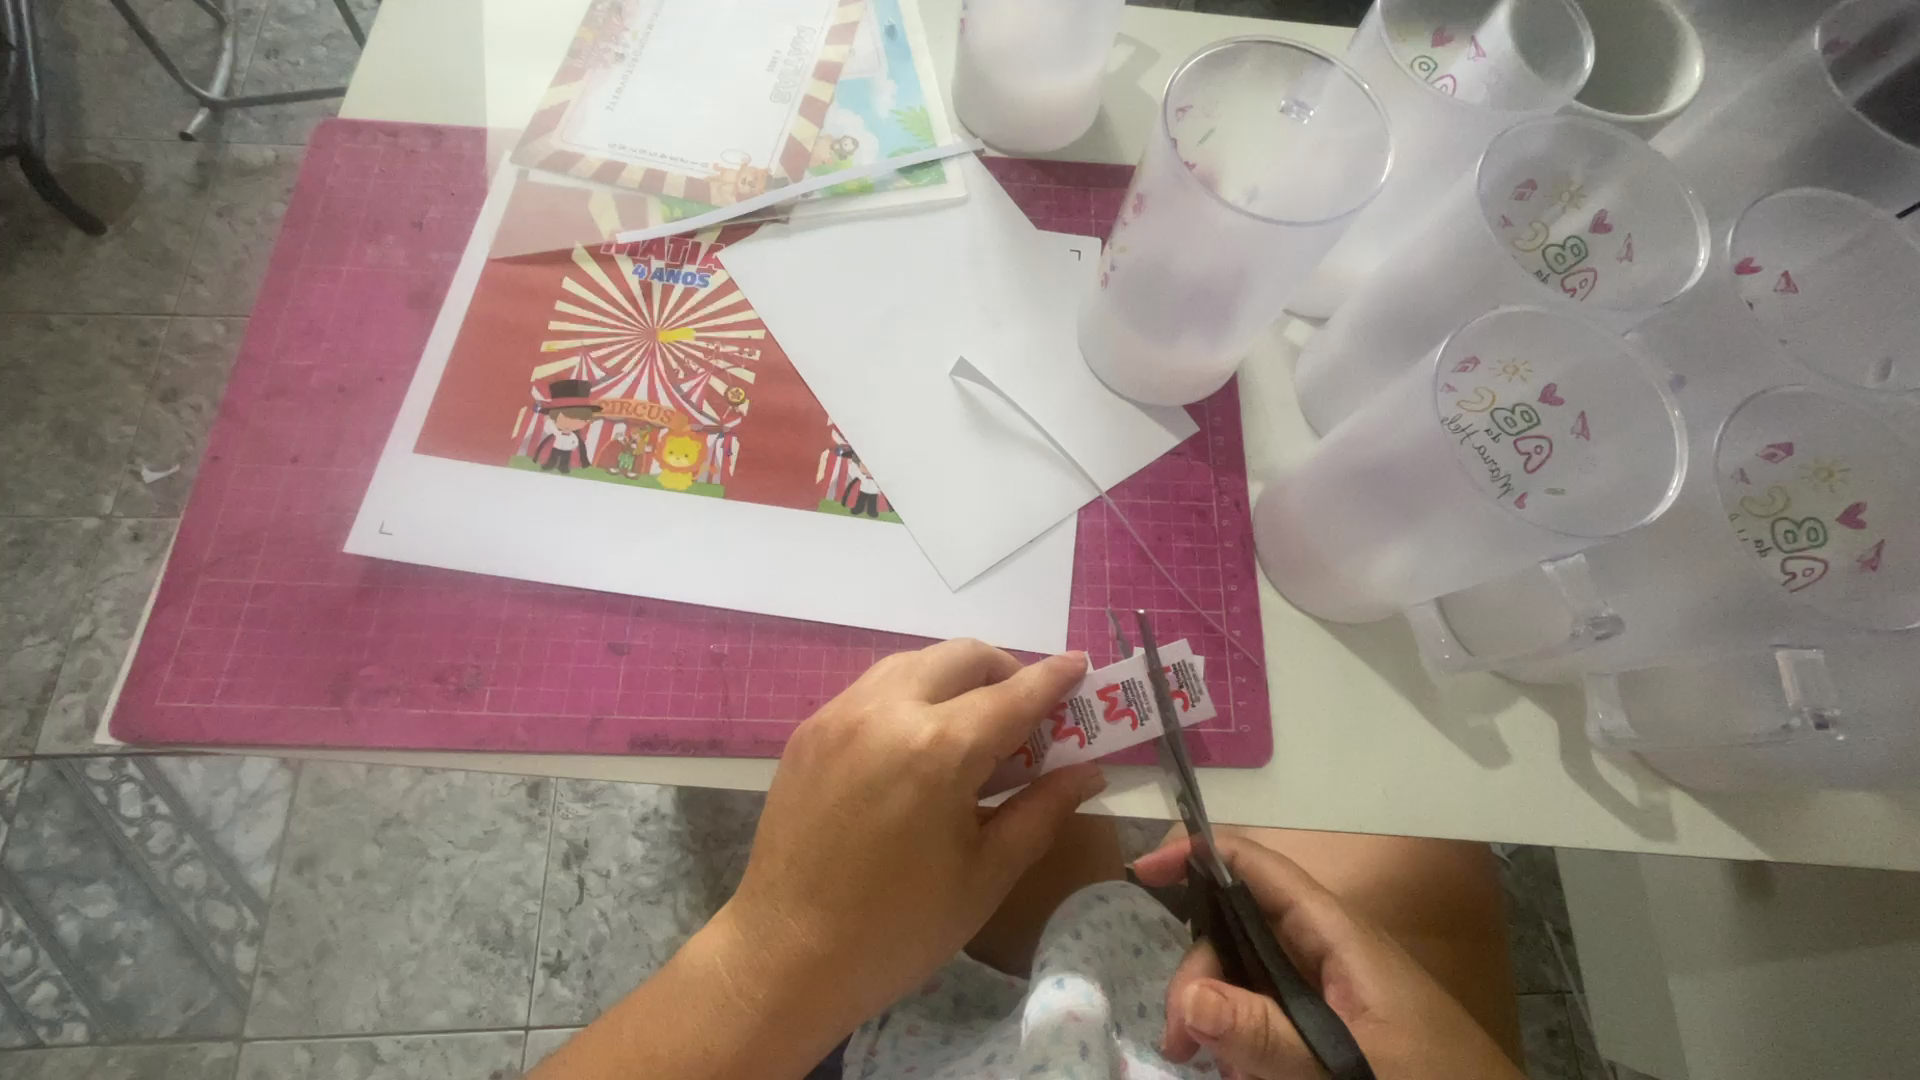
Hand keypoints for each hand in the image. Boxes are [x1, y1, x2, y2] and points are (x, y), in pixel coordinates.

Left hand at [720, 640, 1106, 1027]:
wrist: (784, 956)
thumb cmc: (897, 929)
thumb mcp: (985, 874)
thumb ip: (1041, 810)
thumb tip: (1089, 772)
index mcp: (938, 749)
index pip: (1013, 695)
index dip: (1053, 678)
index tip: (1079, 665)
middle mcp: (887, 710)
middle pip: (962, 656)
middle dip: (1005, 670)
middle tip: (1026, 712)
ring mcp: (841, 713)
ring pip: (915, 662)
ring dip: (956, 676)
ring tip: (973, 724)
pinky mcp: (812, 727)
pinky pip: (875, 687)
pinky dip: (912, 693)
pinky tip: (918, 741)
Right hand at [1134, 833, 1523, 1079]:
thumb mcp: (1350, 1071)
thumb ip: (1269, 1038)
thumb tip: (1186, 998)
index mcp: (1332, 931)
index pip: (1250, 862)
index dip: (1194, 852)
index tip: (1142, 875)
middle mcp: (1323, 945)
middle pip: (1235, 926)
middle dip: (1198, 972)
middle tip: (1180, 1041)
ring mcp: (1328, 984)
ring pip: (1246, 971)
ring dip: (1217, 1011)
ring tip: (1208, 1065)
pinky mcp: (1332, 1020)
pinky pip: (1269, 1009)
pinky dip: (1244, 1035)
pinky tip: (1240, 1071)